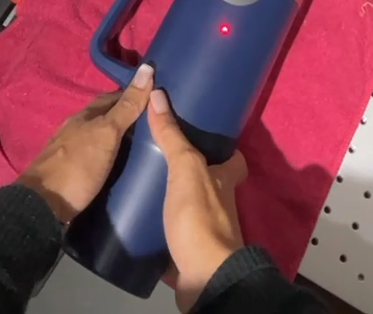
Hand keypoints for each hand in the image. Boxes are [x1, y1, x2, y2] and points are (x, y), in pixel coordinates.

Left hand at [15, 63, 153, 223]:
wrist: (40, 207)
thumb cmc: (78, 166)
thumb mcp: (107, 134)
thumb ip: (126, 107)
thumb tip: (146, 68)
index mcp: (86, 115)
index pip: (114, 96)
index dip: (134, 94)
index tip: (156, 98)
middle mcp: (76, 128)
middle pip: (105, 115)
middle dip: (126, 116)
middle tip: (154, 123)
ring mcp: (69, 150)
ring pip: (98, 135)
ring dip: (117, 136)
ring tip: (140, 144)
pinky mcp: (68, 172)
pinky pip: (93, 154)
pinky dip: (108, 153)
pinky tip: (117, 164)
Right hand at [147, 89, 247, 311]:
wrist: (203, 277)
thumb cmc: (200, 217)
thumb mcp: (186, 168)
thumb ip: (172, 135)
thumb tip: (158, 94)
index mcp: (225, 178)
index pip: (232, 156)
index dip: (222, 145)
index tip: (202, 131)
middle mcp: (219, 201)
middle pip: (207, 180)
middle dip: (188, 170)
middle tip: (160, 153)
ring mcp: (204, 228)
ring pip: (188, 206)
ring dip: (171, 198)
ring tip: (143, 182)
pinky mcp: (187, 252)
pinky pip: (171, 234)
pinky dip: (159, 227)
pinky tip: (139, 218)